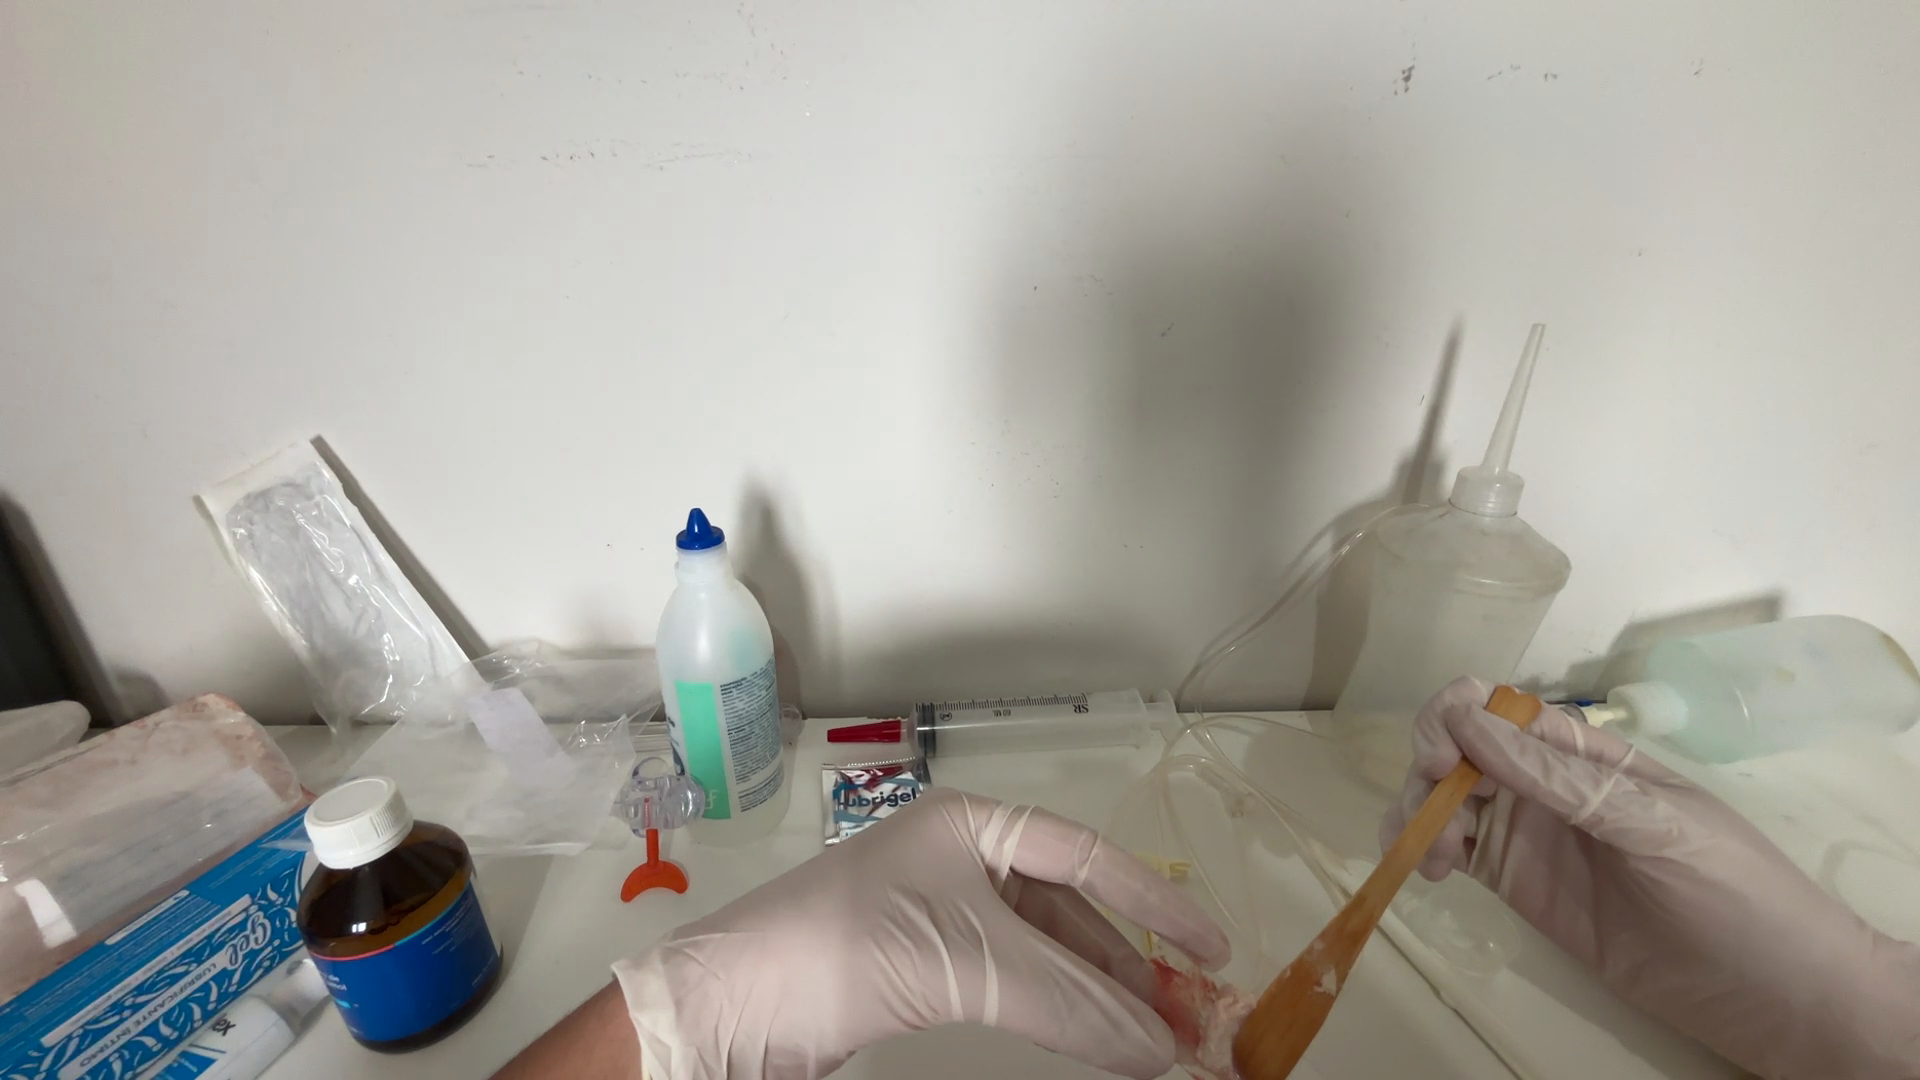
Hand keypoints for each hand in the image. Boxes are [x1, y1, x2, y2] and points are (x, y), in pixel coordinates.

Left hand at [613, 788, 1230, 1079]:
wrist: (737, 1003)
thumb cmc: (848, 947)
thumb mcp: (964, 963)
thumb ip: (1065, 1001)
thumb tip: (1162, 1049)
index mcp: (971, 825)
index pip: (1079, 854)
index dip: (1150, 899)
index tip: (1211, 947)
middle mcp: (963, 855)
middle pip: (1066, 905)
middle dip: (1126, 962)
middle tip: (1186, 1019)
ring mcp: (945, 906)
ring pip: (1043, 946)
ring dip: (1094, 992)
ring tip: (1150, 1043)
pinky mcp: (929, 956)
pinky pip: (1013, 975)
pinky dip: (1055, 1007)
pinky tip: (1089, 1038)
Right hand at [1382, 677, 1919, 1079]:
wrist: (1778, 1002)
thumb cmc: (1735, 893)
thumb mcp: (1651, 823)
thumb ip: (1553, 775)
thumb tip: (1462, 720)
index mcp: (1573, 752)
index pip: (1490, 707)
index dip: (1452, 718)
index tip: (1441, 759)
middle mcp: (1533, 781)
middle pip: (1450, 748)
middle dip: (1427, 771)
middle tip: (1434, 820)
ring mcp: (1517, 827)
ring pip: (1437, 796)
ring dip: (1417, 813)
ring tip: (1434, 856)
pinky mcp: (1506, 874)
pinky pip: (1445, 845)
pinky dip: (1419, 846)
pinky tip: (1426, 868)